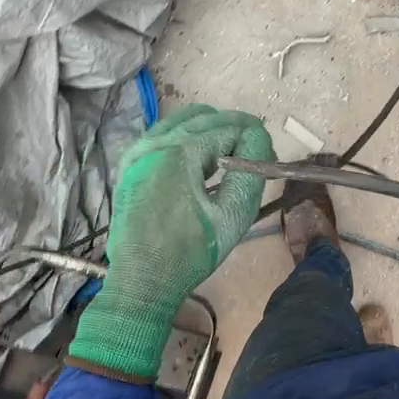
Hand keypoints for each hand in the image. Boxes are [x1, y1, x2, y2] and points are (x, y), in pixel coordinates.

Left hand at [68, 105, 273, 379]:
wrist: (142, 281)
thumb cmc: (191, 251)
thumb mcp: (233, 215)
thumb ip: (250, 172)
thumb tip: (258, 138)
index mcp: (181, 153)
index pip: (229, 129)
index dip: (253, 137)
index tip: (268, 153)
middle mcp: (156, 143)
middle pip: (205, 118)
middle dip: (234, 127)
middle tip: (255, 146)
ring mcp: (138, 152)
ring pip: (182, 120)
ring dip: (210, 128)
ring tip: (230, 149)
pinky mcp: (130, 164)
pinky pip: (163, 134)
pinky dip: (186, 135)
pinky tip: (200, 156)